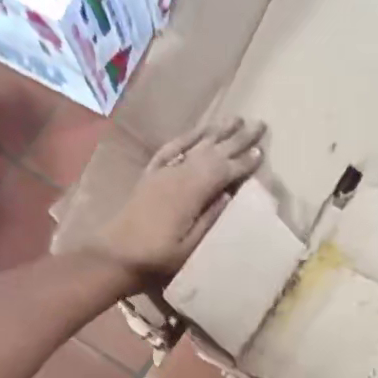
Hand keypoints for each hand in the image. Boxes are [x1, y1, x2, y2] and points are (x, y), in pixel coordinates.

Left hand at [94, 119, 265, 277]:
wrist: (115, 255)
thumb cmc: (156, 258)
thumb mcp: (190, 247)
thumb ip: (210, 219)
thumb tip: (228, 194)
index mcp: (192, 192)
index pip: (225, 171)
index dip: (244, 162)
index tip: (262, 152)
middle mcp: (179, 174)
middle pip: (213, 152)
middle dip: (237, 139)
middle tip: (259, 125)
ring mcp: (163, 172)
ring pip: (194, 145)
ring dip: (216, 132)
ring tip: (234, 119)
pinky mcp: (150, 175)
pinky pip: (171, 148)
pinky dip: (186, 138)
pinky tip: (197, 131)